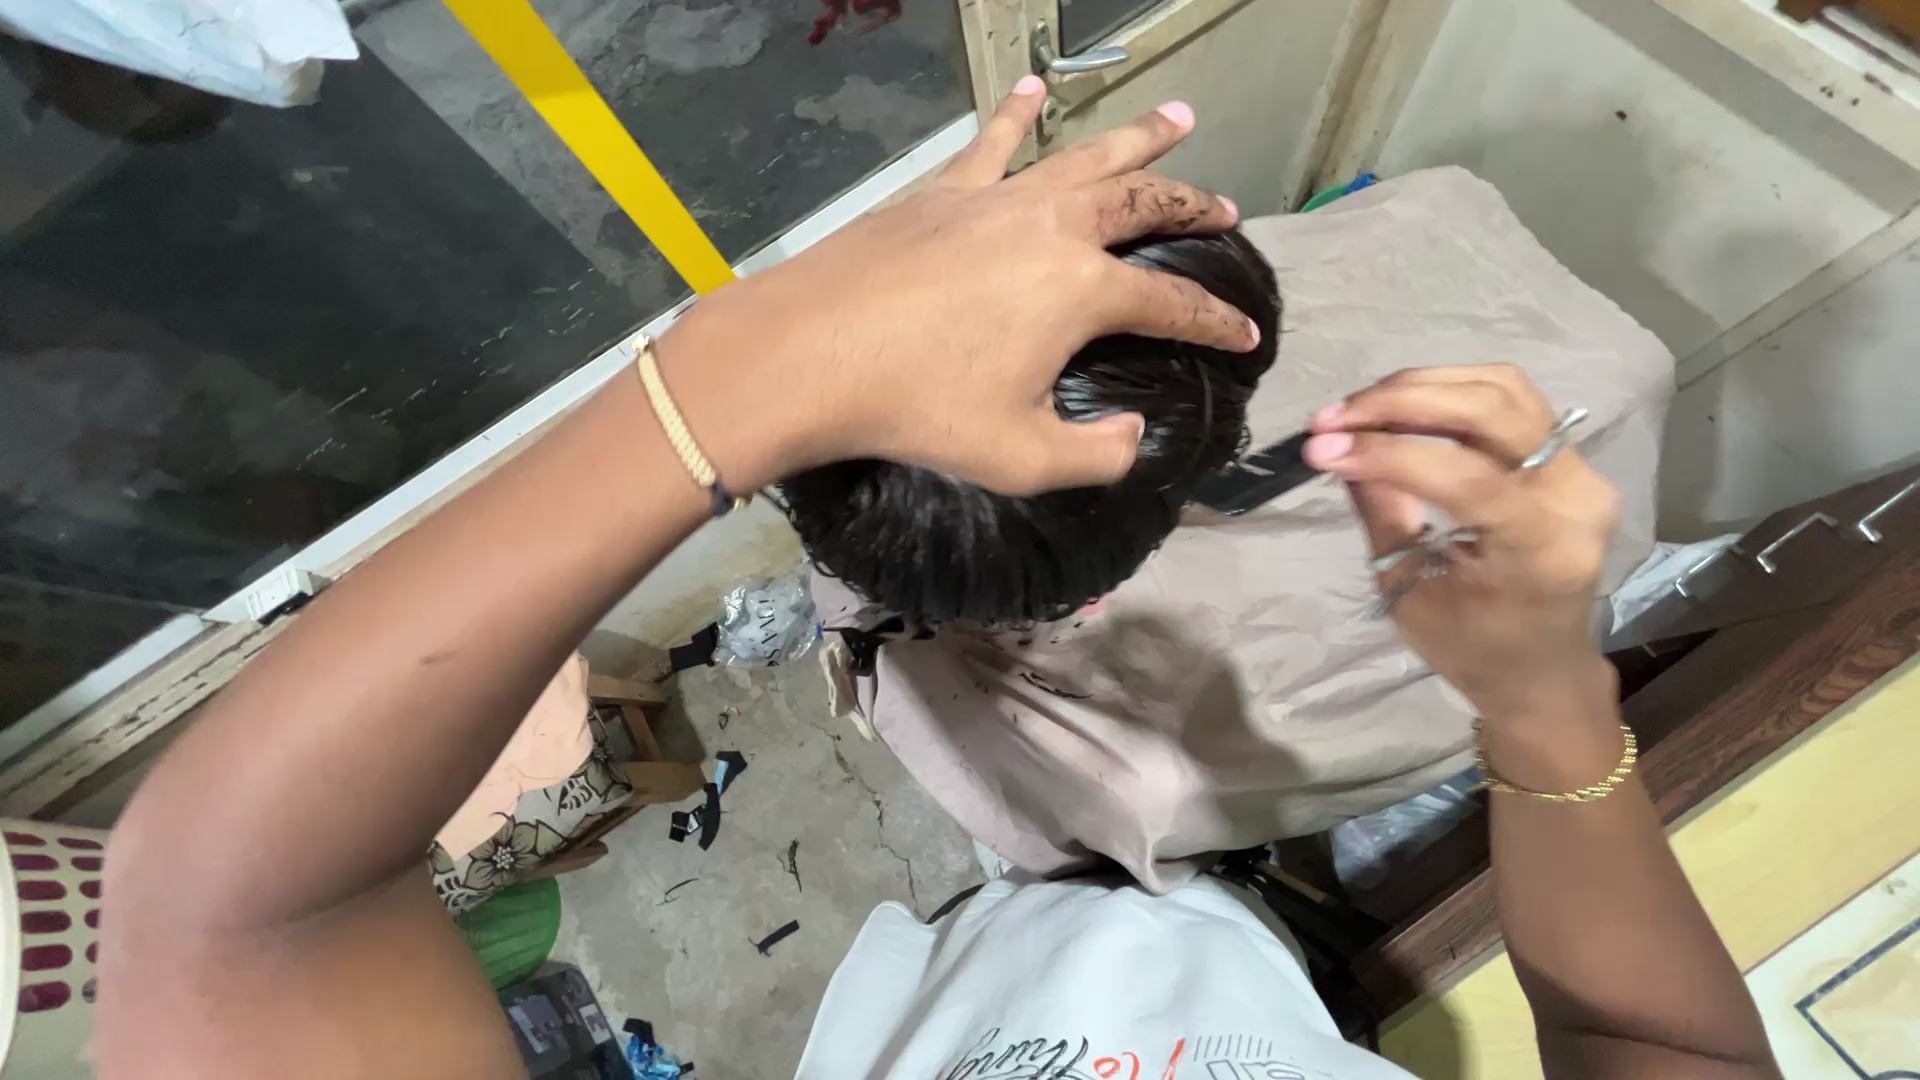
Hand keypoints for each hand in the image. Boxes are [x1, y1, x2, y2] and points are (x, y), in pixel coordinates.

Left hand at [655, 77, 1257, 495]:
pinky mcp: (942, 193)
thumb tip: (1133, 433)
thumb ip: (1097, 455)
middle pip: (1142, 206)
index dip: (1214, 323)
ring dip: (1139, 140)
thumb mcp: (1022, 459)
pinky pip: (991, 143)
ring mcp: (995, 200)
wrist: (811, 355)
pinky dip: (1017, 115)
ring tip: (1180, 120)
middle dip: (1191, 208)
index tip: (1247, 334)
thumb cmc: (918, 411)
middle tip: (1225, 210)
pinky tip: (1032, 90)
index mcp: (1080, 292)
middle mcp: (1051, 229)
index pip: (1171, 305)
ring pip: (1084, 157)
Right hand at [1303, 365, 1621, 725]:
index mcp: (1539, 550)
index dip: (1386, 453)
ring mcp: (1581, 471)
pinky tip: (1400, 406)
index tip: (1320, 448)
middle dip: (1400, 402)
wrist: (1538, 666)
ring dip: (1421, 386)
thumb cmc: (1468, 645)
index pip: (1464, 476)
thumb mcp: (1406, 590)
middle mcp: (1576, 497)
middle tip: (1333, 418)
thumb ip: (1381, 511)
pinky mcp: (1568, 459)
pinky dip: (1446, 391)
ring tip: (1359, 407)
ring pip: (1502, 388)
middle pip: (1493, 409)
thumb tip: (1341, 450)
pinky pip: (1510, 400)